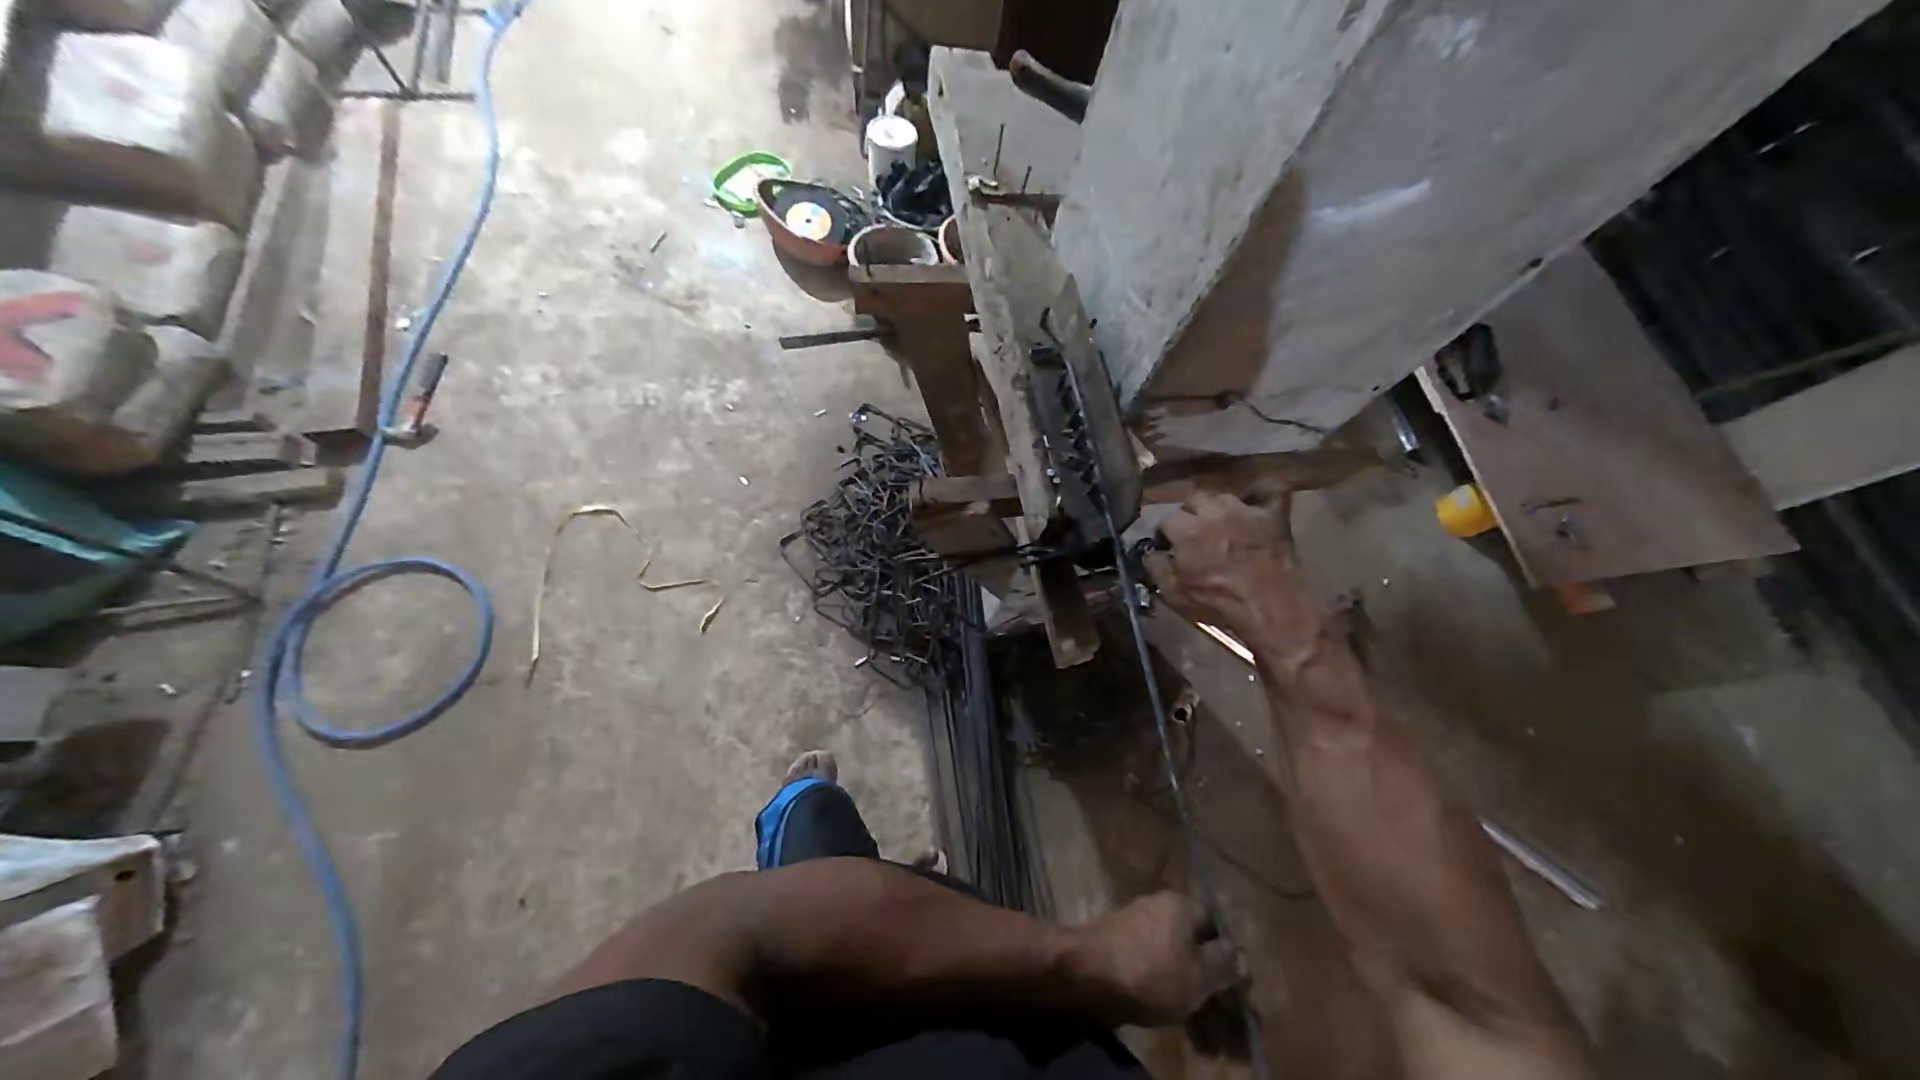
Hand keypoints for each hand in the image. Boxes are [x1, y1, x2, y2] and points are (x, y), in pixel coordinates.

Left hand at [1065, 891, 1245, 1026]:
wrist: (1087, 973)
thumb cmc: (1151, 972)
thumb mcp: (1199, 976)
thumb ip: (1224, 965)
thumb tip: (1240, 955)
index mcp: (1180, 905)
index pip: (1215, 924)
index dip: (1229, 956)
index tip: (1235, 990)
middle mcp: (1157, 906)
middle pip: (1193, 943)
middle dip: (1208, 981)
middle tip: (1219, 1018)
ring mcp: (1134, 924)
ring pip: (1172, 958)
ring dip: (1187, 990)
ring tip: (1199, 1031)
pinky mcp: (1116, 943)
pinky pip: (1151, 964)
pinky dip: (1163, 987)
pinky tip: (1168, 1013)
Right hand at [1145, 488, 1318, 656]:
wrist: (1270, 606)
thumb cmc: (1218, 603)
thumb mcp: (1174, 594)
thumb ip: (1156, 569)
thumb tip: (1150, 554)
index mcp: (1186, 531)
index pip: (1166, 520)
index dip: (1164, 534)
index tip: (1166, 546)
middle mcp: (1213, 513)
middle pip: (1194, 499)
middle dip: (1189, 513)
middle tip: (1193, 531)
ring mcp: (1245, 511)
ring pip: (1224, 497)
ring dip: (1218, 507)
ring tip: (1221, 522)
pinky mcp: (1273, 516)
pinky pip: (1269, 492)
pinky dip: (1261, 495)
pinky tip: (1256, 503)